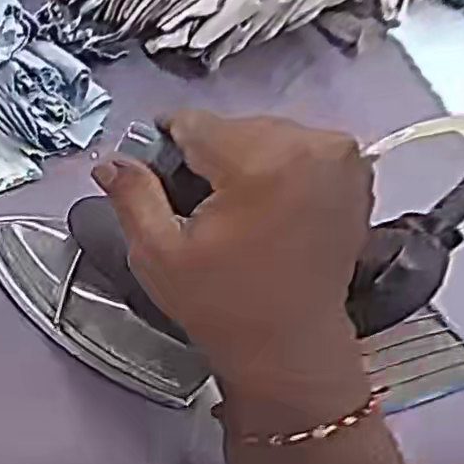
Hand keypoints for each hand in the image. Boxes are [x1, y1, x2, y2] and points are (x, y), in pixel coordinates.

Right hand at [93, 111, 373, 432]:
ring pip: (265, 134)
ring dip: (239, 163)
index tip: (151, 175)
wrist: (285, 341)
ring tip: (227, 216)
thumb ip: (133, 198)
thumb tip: (109, 162)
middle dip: (205, 158)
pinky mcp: (355, 171)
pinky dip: (273, 170)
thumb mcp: (158, 255)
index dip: (163, 144)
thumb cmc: (218, 304)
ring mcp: (341, 155)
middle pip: (233, 126)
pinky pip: (298, 150)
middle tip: (190, 210)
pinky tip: (260, 213)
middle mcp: (311, 143)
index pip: (195, 123)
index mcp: (260, 161)